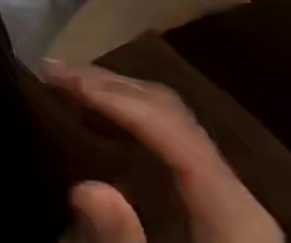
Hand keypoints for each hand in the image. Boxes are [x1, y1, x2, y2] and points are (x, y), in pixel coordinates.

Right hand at [45, 60, 280, 242]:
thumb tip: (85, 186)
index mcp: (236, 217)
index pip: (173, 132)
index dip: (117, 99)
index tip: (61, 82)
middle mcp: (238, 195)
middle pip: (174, 114)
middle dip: (111, 85)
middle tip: (52, 73)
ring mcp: (231, 199)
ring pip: (175, 120)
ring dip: (120, 94)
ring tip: (68, 84)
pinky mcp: (220, 210)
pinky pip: (175, 141)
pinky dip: (134, 118)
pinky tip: (102, 117)